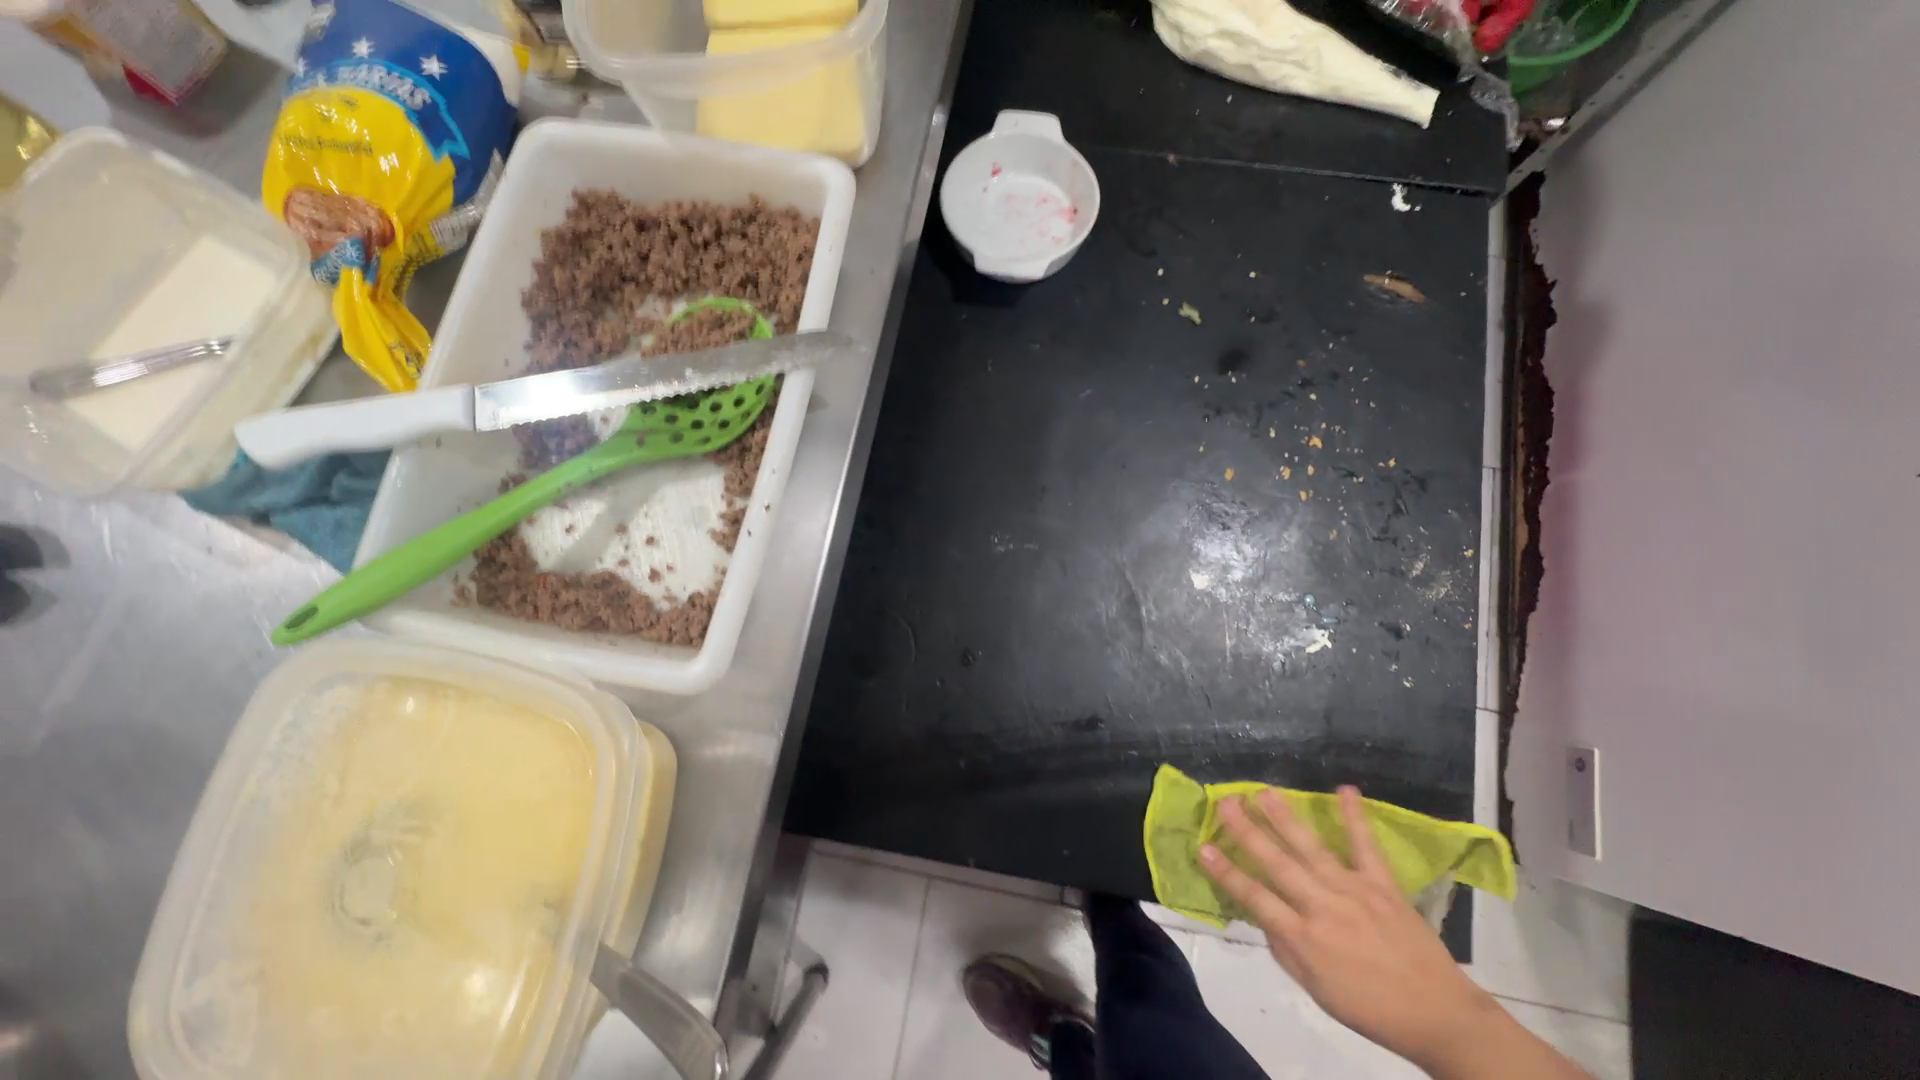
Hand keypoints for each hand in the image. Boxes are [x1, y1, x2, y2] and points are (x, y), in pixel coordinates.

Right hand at [1199, 787, 1589, 1078]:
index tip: (1203, 847)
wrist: (1437, 1013)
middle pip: (1277, 863)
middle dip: (1247, 832)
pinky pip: (1366, 846)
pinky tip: (1344, 789)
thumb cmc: (1370, 1009)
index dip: (1226, 872)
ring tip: (1263, 792)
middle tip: (1225, 802)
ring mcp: (1354, 891)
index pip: (1255, 898)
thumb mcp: (1316, 990)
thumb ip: (1287, 950)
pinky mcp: (1383, 885)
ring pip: (1311, 848)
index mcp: (1303, 938)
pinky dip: (1355, 817)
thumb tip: (1266, 918)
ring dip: (1285, 818)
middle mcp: (1323, 907)